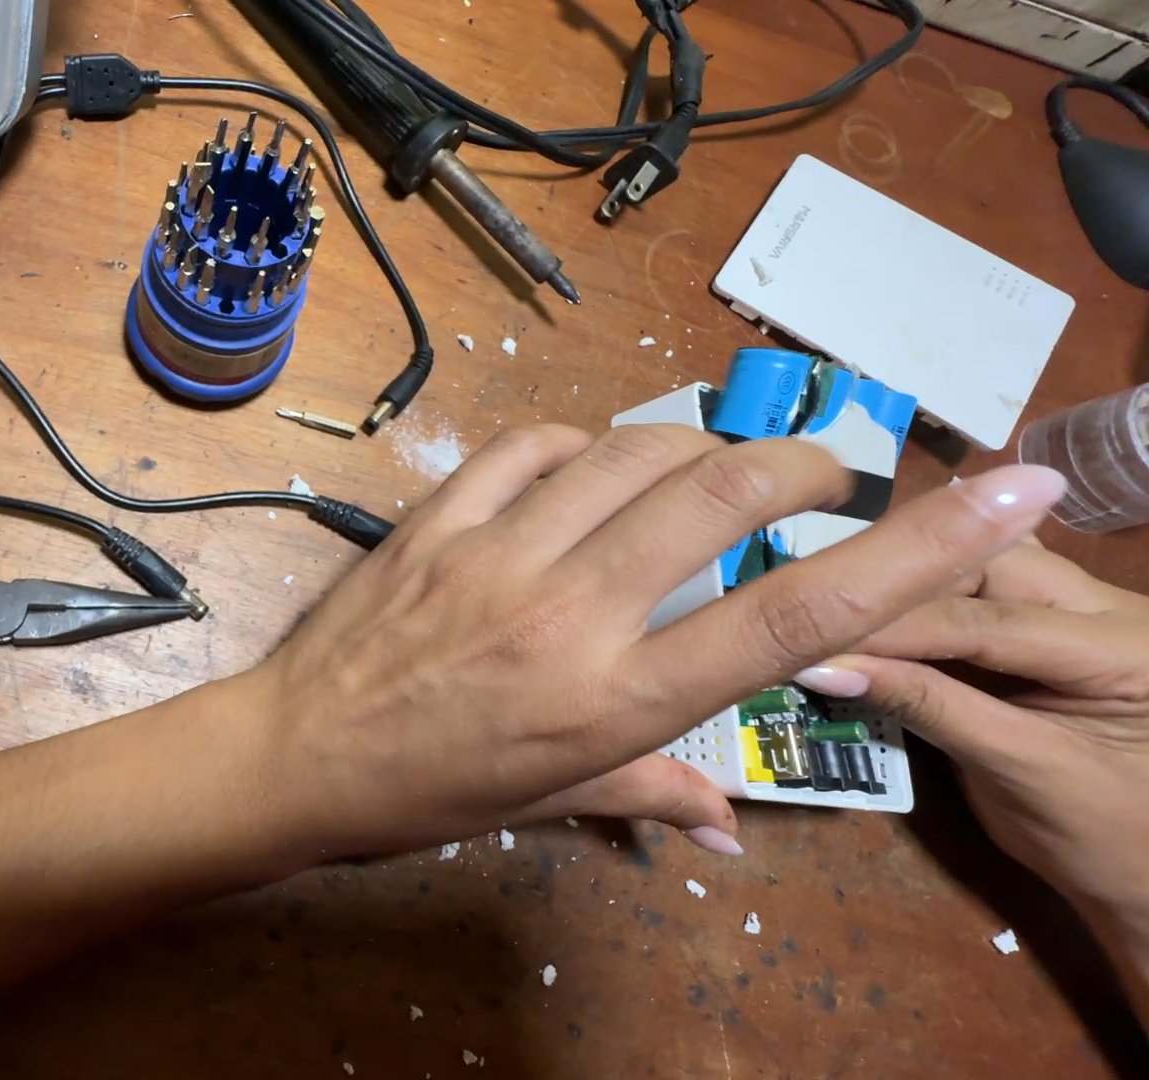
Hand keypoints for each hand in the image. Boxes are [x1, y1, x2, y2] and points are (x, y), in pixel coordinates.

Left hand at [251, 424, 1063, 861]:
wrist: (298, 752)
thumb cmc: (420, 791)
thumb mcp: (540, 803)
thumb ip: (646, 792)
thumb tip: (733, 823)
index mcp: (615, 698)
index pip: (800, 612)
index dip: (923, 546)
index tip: (1006, 489)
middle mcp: (567, 610)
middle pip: (720, 492)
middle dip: (796, 459)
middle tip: (814, 470)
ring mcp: (492, 553)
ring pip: (626, 453)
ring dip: (687, 445)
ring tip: (699, 467)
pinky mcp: (431, 523)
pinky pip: (526, 449)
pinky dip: (576, 445)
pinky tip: (583, 466)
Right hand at [794, 544, 1148, 918]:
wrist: (1147, 867)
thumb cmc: (1105, 833)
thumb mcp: (1016, 769)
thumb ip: (923, 704)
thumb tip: (815, 668)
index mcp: (1133, 649)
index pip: (985, 620)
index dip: (889, 628)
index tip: (806, 641)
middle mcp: (1111, 609)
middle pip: (982, 565)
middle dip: (895, 586)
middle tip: (819, 618)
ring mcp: (1074, 611)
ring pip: (968, 567)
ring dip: (896, 590)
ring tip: (832, 616)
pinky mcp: (1036, 623)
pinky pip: (964, 593)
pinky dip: (907, 604)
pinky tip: (861, 618)